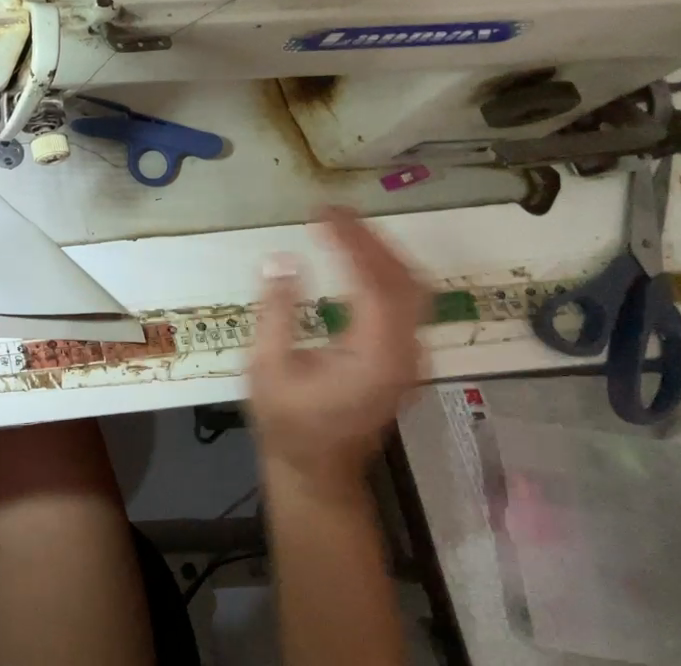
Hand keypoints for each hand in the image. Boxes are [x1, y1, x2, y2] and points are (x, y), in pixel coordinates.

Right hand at [249, 207, 429, 494]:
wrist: (316, 469)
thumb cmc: (286, 420)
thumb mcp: (267, 367)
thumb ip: (276, 313)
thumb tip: (281, 260)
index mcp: (374, 356)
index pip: (376, 284)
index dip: (352, 243)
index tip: (322, 213)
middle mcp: (405, 354)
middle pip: (405, 282)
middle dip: (372, 240)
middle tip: (332, 211)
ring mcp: (410, 358)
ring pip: (413, 291)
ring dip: (382, 254)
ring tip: (343, 227)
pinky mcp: (403, 359)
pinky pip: (406, 304)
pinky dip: (384, 273)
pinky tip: (358, 261)